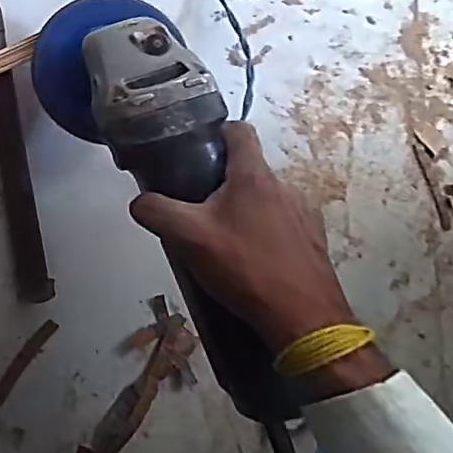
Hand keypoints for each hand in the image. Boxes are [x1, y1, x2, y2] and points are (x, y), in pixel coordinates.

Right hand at [128, 122, 358, 351]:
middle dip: (218, 180)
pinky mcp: (312, 242)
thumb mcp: (186, 236)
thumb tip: (140, 202)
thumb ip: (155, 210)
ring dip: (239, 209)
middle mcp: (284, 187)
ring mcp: (303, 215)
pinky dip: (259, 232)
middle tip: (193, 205)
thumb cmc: (245, 267)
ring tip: (217, 237)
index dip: (214, 132)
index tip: (194, 148)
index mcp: (253, 176)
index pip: (238, 130)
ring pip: (262, 198)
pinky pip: (278, 224)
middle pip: (246, 167)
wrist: (305, 322)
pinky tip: (245, 259)